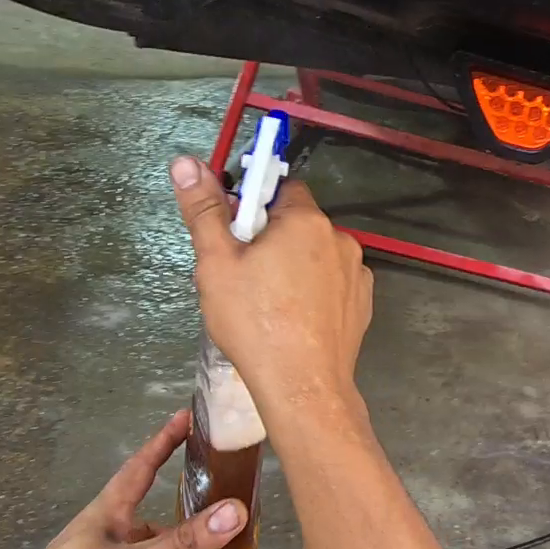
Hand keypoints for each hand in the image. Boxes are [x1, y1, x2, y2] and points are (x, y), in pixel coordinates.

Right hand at [169, 157, 373, 412]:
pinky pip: (333, 283)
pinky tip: (294, 318)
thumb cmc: (254, 322)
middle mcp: (341, 239)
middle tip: (243, 273)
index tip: (235, 230)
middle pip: (300, 223)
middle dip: (272, 238)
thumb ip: (204, 210)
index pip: (282, 188)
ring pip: (317, 255)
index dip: (254, 203)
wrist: (303, 384)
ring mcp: (357, 273)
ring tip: (267, 302)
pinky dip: (315, 291)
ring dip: (294, 265)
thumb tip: (186, 163)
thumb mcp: (217, 263)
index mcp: (307, 220)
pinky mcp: (362, 302)